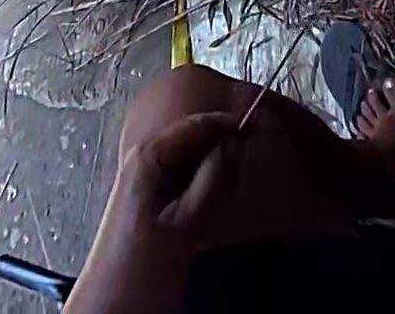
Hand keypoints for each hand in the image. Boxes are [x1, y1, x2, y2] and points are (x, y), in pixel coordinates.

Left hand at [68, 113, 236, 313]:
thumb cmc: (141, 270)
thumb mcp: (183, 224)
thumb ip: (210, 179)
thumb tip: (231, 144)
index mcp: (148, 155)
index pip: (194, 124)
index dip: (224, 123)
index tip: (253, 127)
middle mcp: (144, 159)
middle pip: (190, 139)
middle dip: (219, 145)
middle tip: (247, 156)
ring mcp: (145, 181)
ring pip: (188, 160)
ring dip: (213, 165)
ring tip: (236, 175)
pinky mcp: (149, 203)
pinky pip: (182, 180)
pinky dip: (202, 182)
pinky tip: (218, 194)